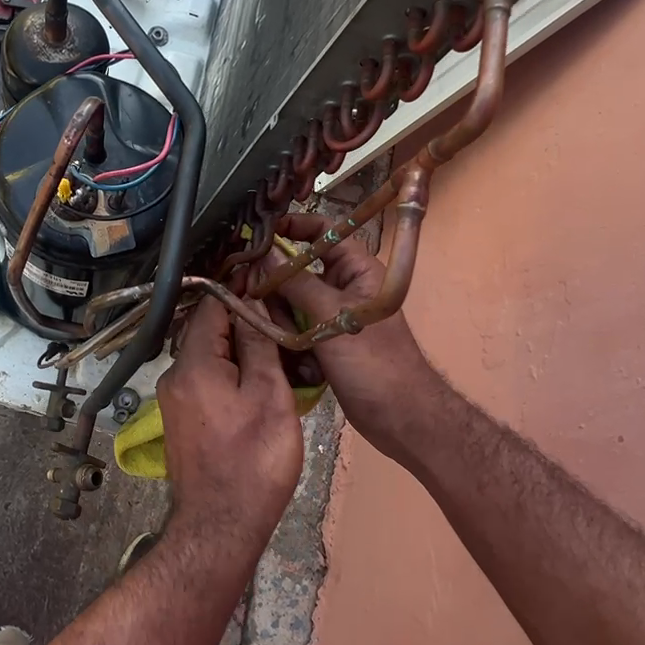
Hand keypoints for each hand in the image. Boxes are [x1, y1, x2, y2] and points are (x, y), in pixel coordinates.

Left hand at [157, 294, 304, 551]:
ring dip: (237, 350)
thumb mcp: (269, 396)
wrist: (220, 527)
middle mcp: (174, 375)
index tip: (270, 287)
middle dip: (241, 322)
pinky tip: (257, 383)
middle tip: (281, 322)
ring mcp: (173, 400)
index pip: (210, 306)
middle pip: (206, 331)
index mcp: (192, 363)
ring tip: (276, 353)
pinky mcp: (180, 420)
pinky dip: (229, 373)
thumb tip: (253, 305)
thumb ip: (259, 346)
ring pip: (207, 357)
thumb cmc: (253, 461)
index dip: (240, 293)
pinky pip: (204, 380)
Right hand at [255, 213, 436, 454]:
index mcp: (358, 270)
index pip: (324, 231)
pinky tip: (273, 340)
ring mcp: (334, 314)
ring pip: (293, 297)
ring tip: (265, 321)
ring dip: (277, 308)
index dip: (294, 226)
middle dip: (274, 276)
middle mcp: (345, 286)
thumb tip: (263, 254)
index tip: (261, 231)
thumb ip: (295, 284)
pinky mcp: (324, 339)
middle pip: (300, 266)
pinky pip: (295, 323)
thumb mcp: (331, 318)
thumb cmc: (374, 362)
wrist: (399, 418)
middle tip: (245, 281)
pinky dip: (283, 330)